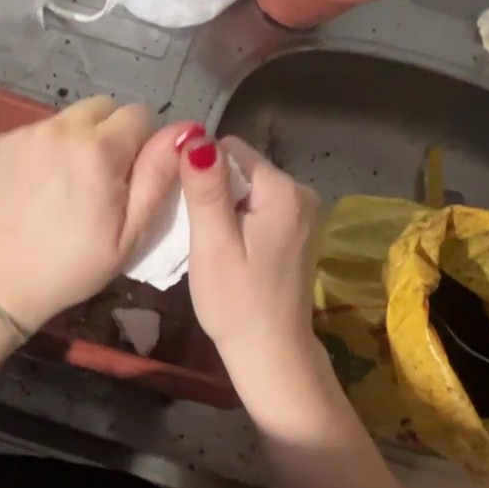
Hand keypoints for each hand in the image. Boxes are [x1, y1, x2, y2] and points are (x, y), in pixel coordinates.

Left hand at [0, 96, 180, 327]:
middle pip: (104, 107)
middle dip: (113, 135)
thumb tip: (187, 132)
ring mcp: (26, 133)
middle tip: (103, 180)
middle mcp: (60, 128)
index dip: (144, 145)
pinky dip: (48, 149)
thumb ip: (159, 177)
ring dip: (79, 140)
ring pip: (70, 118)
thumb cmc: (72, 267)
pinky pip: (40, 131)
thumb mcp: (129, 234)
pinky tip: (40, 188)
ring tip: (69, 186)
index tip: (131, 180)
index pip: (141, 115)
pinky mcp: (1, 142)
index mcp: (97, 150)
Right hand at [179, 133, 321, 378]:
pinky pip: (260, 209)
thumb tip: (192, 134)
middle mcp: (301, 193)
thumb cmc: (235, 301)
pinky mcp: (298, 233)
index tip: (184, 205)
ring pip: (249, 189)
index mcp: (283, 189)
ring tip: (209, 243)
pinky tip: (228, 251)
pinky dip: (240, 222)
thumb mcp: (212, 243)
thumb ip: (205, 187)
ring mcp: (304, 214)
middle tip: (196, 231)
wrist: (271, 353)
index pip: (230, 149)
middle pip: (241, 168)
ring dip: (224, 208)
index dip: (200, 170)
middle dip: (213, 189)